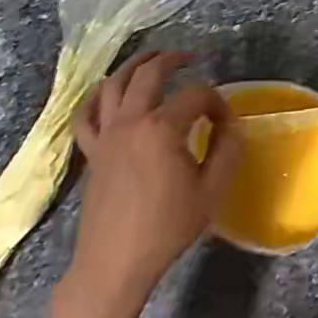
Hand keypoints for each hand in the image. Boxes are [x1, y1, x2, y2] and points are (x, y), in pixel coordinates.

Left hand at [70, 52, 240, 306]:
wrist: (117, 260)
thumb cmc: (168, 227)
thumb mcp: (212, 190)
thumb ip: (227, 150)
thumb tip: (231, 125)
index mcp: (161, 129)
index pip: (196, 96)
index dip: (216, 102)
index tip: (226, 122)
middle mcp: (129, 122)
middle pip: (148, 74)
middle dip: (171, 59)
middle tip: (188, 57)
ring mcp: (105, 135)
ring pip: (113, 85)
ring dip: (133, 66)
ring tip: (151, 60)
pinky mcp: (92, 152)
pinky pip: (86, 115)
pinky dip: (96, 98)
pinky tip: (107, 94)